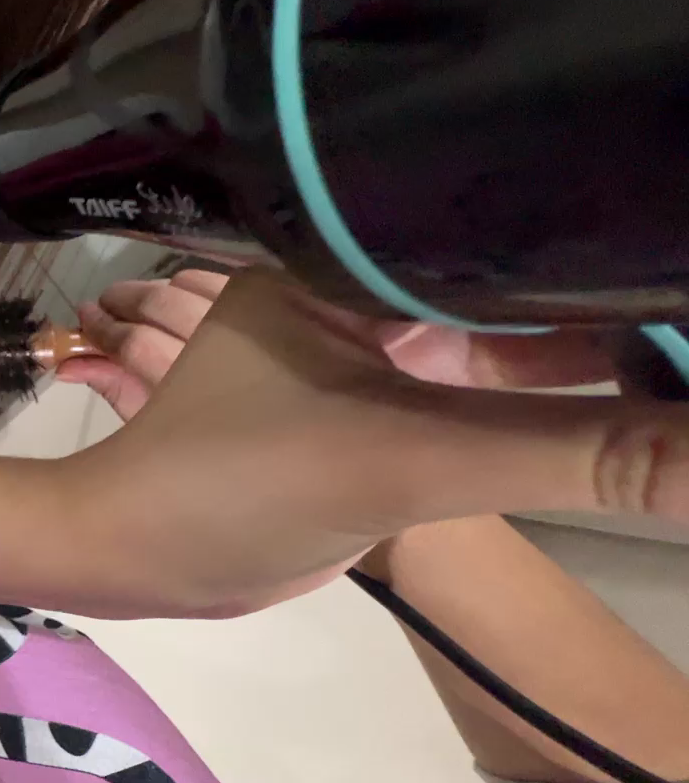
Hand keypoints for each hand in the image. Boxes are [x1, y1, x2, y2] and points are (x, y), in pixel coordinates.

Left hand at [53, 268, 687, 615]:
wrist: (148, 557)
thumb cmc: (230, 488)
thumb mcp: (407, 460)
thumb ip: (593, 453)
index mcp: (327, 270)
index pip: (489, 225)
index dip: (604, 236)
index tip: (686, 237)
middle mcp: (347, 301)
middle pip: (507, 281)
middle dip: (612, 290)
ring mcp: (365, 358)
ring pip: (506, 342)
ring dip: (603, 353)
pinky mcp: (374, 414)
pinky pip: (486, 396)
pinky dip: (557, 402)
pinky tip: (660, 398)